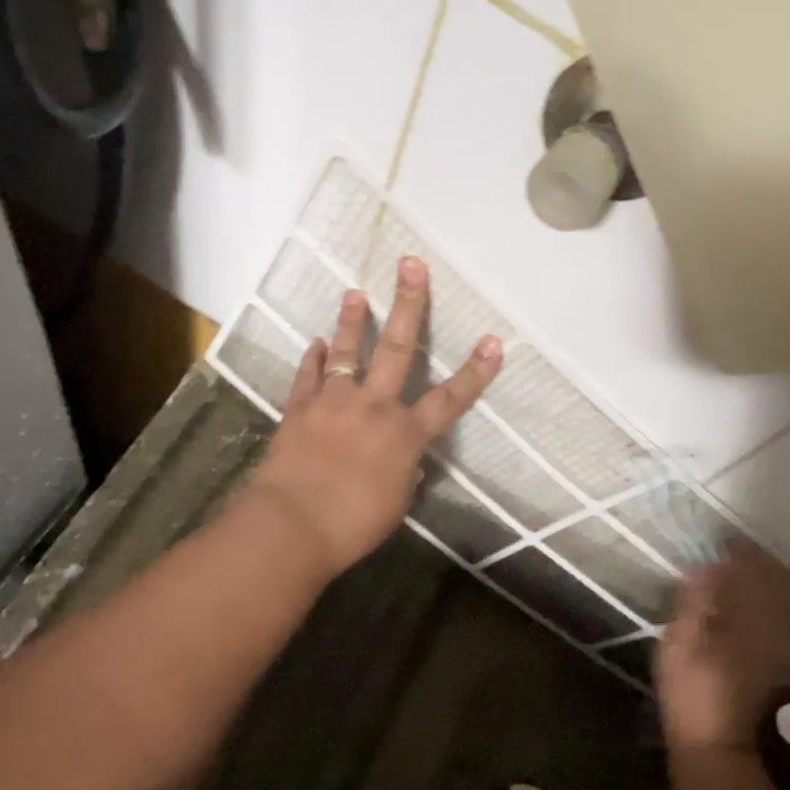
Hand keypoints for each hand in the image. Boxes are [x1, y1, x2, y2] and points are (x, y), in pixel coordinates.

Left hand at [244, 257, 502, 576]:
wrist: (294, 523)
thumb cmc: (353, 524)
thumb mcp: (394, 505)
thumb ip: (403, 477)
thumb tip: (405, 466)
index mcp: (405, 435)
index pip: (450, 399)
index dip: (475, 372)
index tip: (495, 341)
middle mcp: (373, 407)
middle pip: (398, 349)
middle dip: (410, 305)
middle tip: (412, 265)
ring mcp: (334, 402)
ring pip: (347, 352)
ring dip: (354, 321)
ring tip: (356, 292)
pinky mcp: (299, 409)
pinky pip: (308, 376)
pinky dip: (314, 358)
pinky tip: (316, 342)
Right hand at [657, 539, 789, 748]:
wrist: (714, 742)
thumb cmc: (690, 691)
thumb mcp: (679, 645)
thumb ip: (693, 603)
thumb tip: (702, 566)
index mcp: (747, 621)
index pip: (751, 574)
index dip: (741, 553)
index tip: (726, 538)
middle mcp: (770, 628)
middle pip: (775, 584)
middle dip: (760, 562)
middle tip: (738, 547)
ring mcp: (776, 645)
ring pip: (783, 601)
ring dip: (769, 579)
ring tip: (749, 566)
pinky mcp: (774, 659)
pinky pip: (783, 617)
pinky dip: (773, 599)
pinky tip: (759, 598)